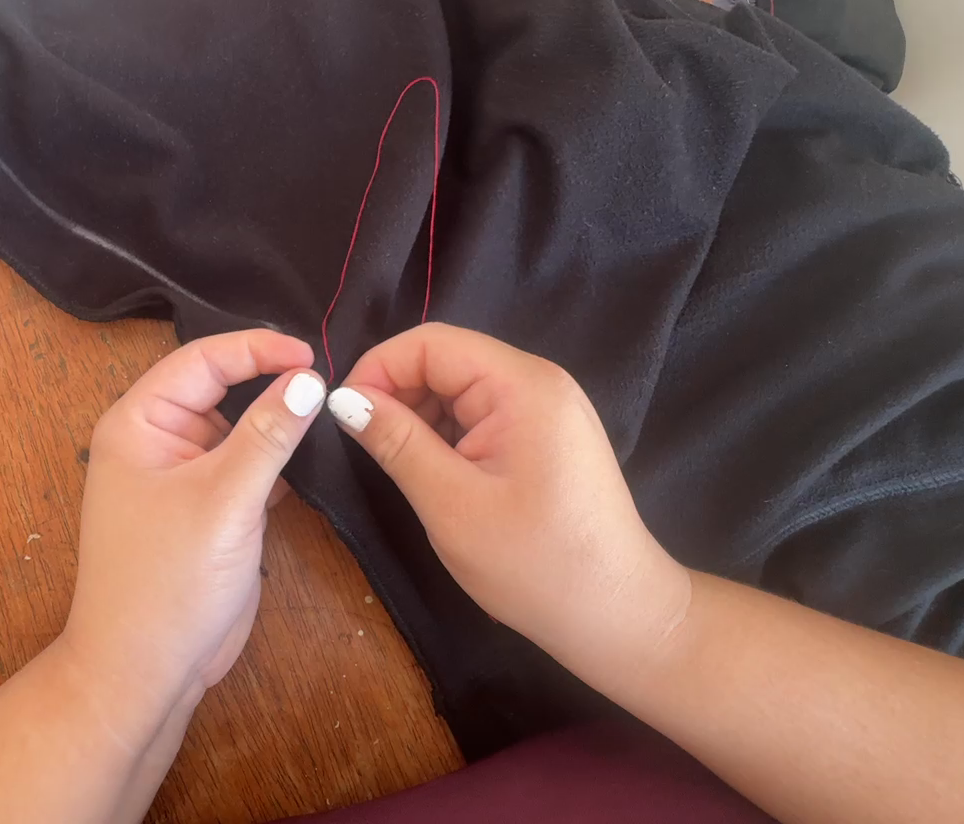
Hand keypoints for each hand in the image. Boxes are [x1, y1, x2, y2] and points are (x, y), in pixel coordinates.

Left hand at [63, 329, 326, 707]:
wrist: (147, 673)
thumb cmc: (169, 580)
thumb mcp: (223, 499)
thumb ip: (268, 435)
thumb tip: (309, 379)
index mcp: (140, 421)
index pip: (201, 360)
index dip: (255, 349)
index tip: (310, 354)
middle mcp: (159, 438)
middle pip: (220, 388)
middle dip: (269, 381)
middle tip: (325, 380)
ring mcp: (186, 472)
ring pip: (239, 426)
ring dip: (277, 421)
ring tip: (328, 410)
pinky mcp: (211, 504)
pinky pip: (247, 463)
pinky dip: (278, 459)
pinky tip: (314, 457)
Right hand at [325, 324, 689, 677]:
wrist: (621, 620)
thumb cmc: (536, 565)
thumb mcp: (450, 503)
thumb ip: (395, 441)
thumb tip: (342, 399)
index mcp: (521, 385)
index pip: (430, 344)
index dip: (378, 368)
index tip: (343, 413)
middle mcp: (535, 381)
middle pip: (444, 360)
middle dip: (396, 392)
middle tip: (364, 443)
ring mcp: (542, 406)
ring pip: (455, 386)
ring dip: (417, 415)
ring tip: (398, 462)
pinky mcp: (540, 433)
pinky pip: (476, 412)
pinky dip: (443, 433)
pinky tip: (432, 470)